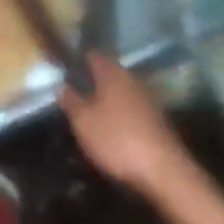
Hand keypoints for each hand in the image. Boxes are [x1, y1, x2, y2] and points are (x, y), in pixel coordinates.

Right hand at [58, 54, 191, 192]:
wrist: (162, 167)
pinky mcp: (156, 116)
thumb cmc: (116, 139)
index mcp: (113, 74)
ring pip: (122, 89)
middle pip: (110, 71)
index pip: (95, 56)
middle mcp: (132, 79)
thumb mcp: (84, 122)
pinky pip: (132, 105)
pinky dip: (120, 110)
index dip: (81, 59)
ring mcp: (147, 97)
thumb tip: (61, 85)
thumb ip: (71, 101)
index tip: (67, 67)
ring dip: (108, 95)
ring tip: (91, 109)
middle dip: (94, 78)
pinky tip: (112, 124)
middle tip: (76, 90)